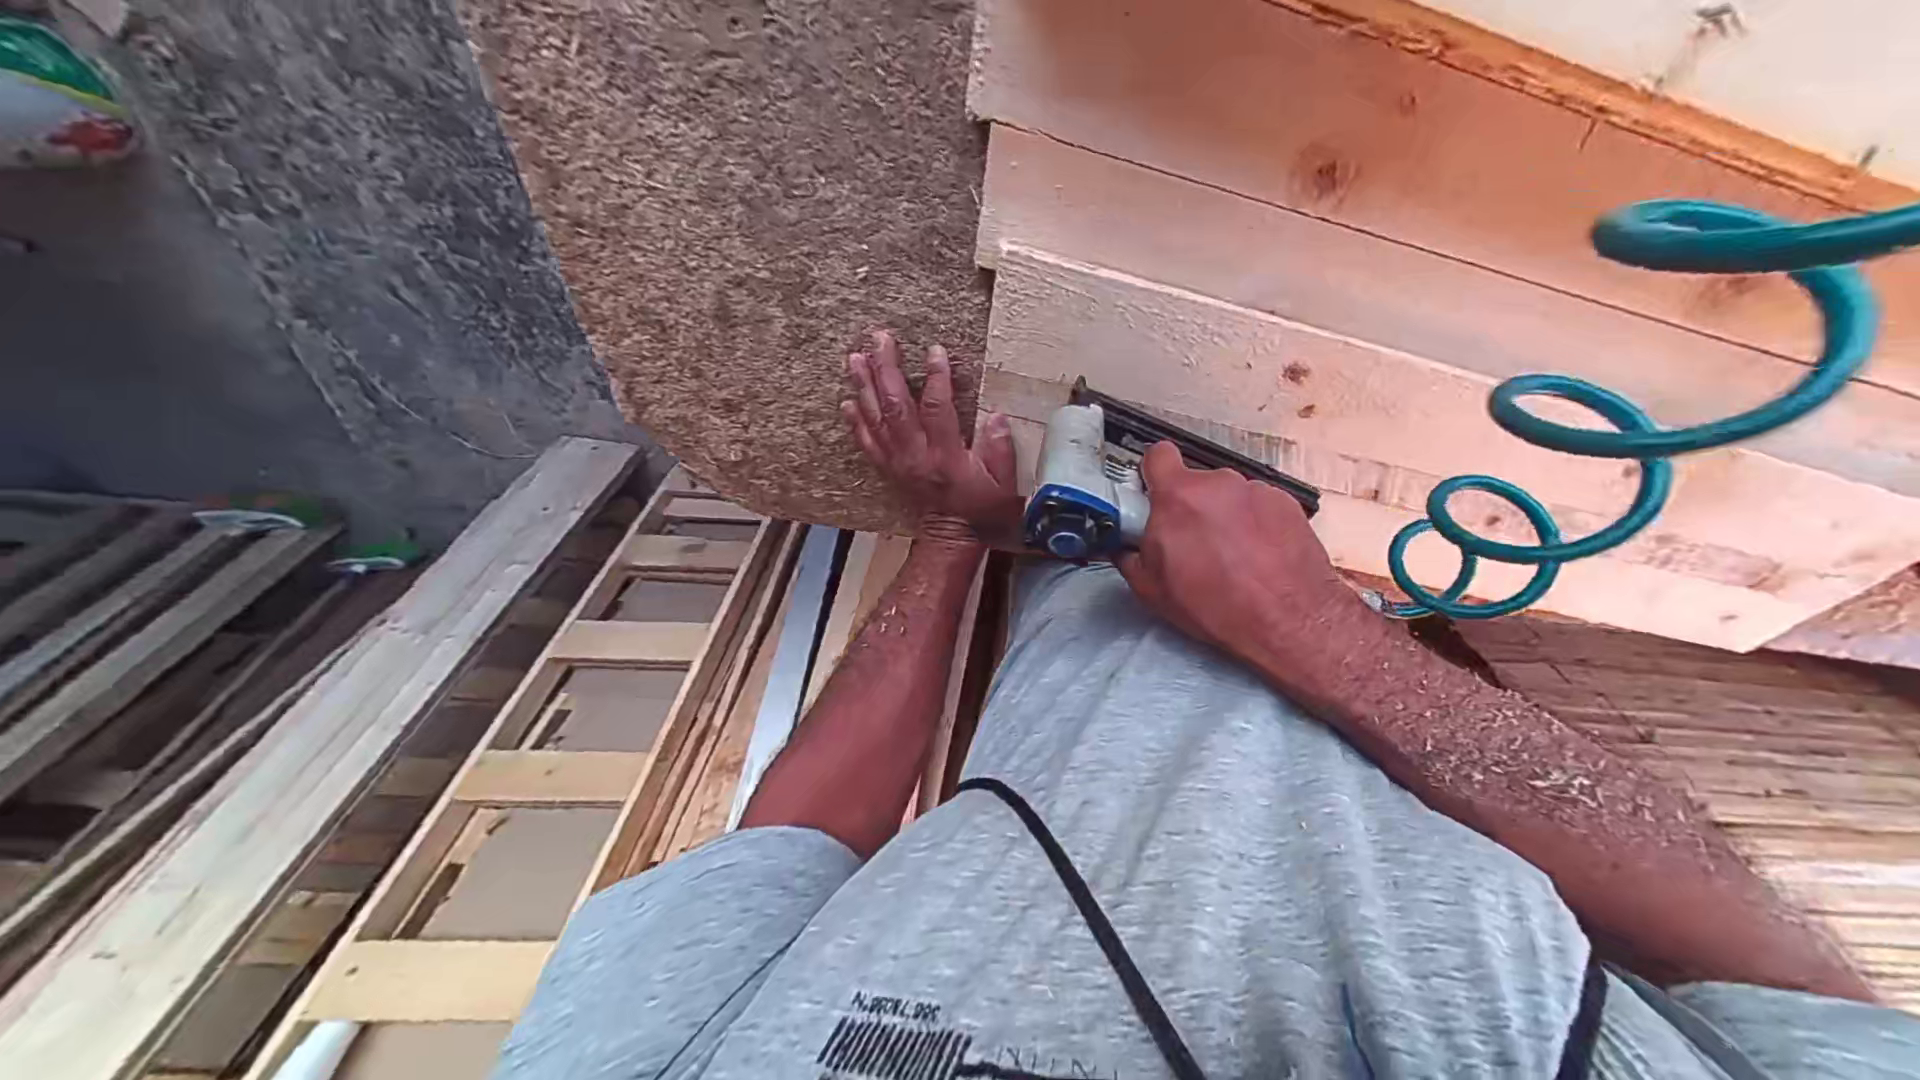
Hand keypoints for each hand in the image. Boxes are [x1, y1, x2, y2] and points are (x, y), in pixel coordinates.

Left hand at [841, 330, 1023, 546]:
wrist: (952, 536)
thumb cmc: (982, 508)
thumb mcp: (1004, 483)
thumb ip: (1000, 450)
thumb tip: (996, 416)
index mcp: (946, 456)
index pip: (937, 408)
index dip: (936, 377)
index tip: (934, 350)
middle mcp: (916, 456)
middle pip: (895, 406)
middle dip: (886, 369)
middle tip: (880, 339)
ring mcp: (898, 463)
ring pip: (875, 419)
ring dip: (864, 386)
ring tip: (855, 357)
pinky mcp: (888, 469)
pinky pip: (867, 442)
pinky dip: (856, 421)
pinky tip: (848, 399)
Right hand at [1117, 442, 1379, 669]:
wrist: (1288, 619)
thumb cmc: (1219, 605)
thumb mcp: (1151, 588)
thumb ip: (1130, 555)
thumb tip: (1126, 547)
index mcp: (1177, 497)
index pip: (1157, 455)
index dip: (1152, 472)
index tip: (1152, 494)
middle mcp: (1217, 485)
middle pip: (1193, 482)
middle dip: (1187, 507)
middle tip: (1188, 542)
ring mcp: (1255, 491)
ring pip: (1226, 496)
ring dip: (1221, 517)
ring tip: (1227, 556)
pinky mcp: (1285, 503)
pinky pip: (1256, 506)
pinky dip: (1252, 525)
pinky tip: (1254, 557)